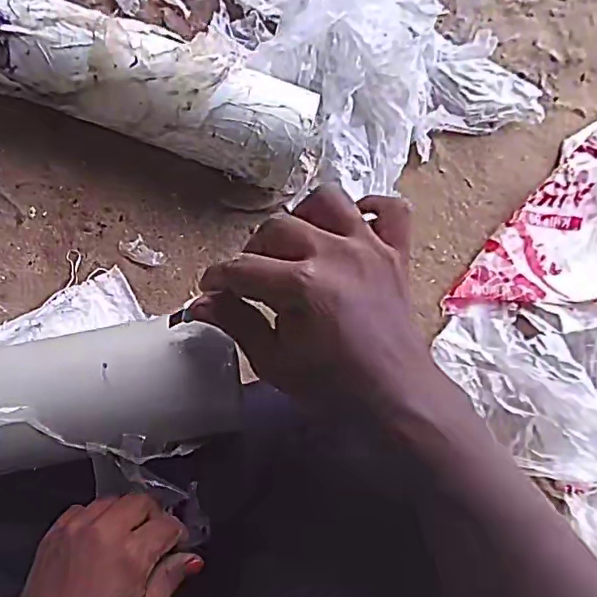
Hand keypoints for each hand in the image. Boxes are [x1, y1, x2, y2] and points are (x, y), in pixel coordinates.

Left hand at [0, 494, 201, 596]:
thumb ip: (169, 579)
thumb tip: (189, 560)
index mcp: (128, 553)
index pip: (166, 524)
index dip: (178, 534)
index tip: (177, 545)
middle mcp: (101, 533)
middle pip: (139, 502)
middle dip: (154, 516)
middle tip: (155, 539)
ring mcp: (74, 529)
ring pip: (110, 501)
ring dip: (124, 514)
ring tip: (126, 540)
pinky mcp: (54, 533)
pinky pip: (82, 509)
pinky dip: (95, 517)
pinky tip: (98, 541)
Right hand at [189, 185, 437, 418]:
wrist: (391, 395)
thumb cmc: (332, 385)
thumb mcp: (271, 360)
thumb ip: (236, 323)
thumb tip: (201, 304)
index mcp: (301, 285)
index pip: (241, 267)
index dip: (217, 277)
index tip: (210, 288)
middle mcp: (335, 256)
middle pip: (276, 227)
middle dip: (252, 250)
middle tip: (248, 278)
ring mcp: (369, 249)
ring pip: (326, 201)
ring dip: (302, 217)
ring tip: (292, 245)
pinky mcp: (395, 253)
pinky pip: (389, 208)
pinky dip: (367, 209)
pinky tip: (348, 226)